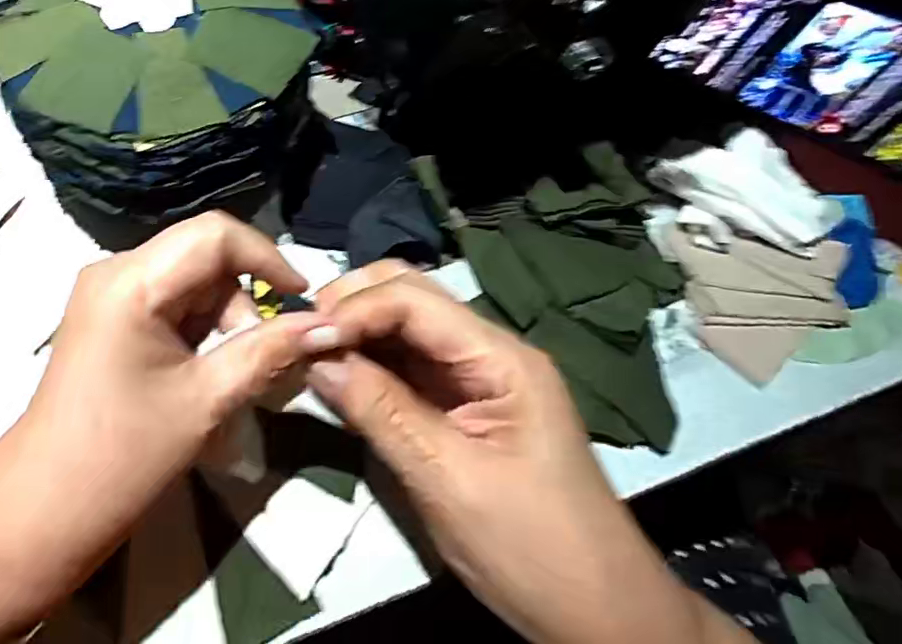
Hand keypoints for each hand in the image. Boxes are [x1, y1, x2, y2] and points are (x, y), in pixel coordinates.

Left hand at [0, 212, 343, 637]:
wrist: (38, 516)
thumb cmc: (120, 458)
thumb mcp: (206, 401)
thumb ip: (270, 352)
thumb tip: (329, 326)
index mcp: (132, 282)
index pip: (215, 235)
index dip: (266, 256)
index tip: (300, 297)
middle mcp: (117, 270)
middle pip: (206, 255)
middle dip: (243, 299)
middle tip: (262, 353)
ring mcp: (111, 291)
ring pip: (195, 279)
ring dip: (225, 319)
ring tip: (232, 376)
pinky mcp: (113, 313)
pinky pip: (176, 299)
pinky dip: (203, 328)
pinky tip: (208, 370)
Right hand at [306, 265, 742, 643]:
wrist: (597, 607)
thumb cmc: (530, 545)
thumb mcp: (446, 479)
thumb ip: (381, 411)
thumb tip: (316, 358)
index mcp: (499, 356)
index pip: (415, 300)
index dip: (356, 308)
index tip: (305, 337)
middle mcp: (489, 349)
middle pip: (414, 295)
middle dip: (355, 304)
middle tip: (304, 336)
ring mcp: (479, 373)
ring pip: (409, 324)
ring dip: (360, 329)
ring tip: (312, 351)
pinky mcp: (467, 400)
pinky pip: (413, 362)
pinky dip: (374, 360)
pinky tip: (343, 373)